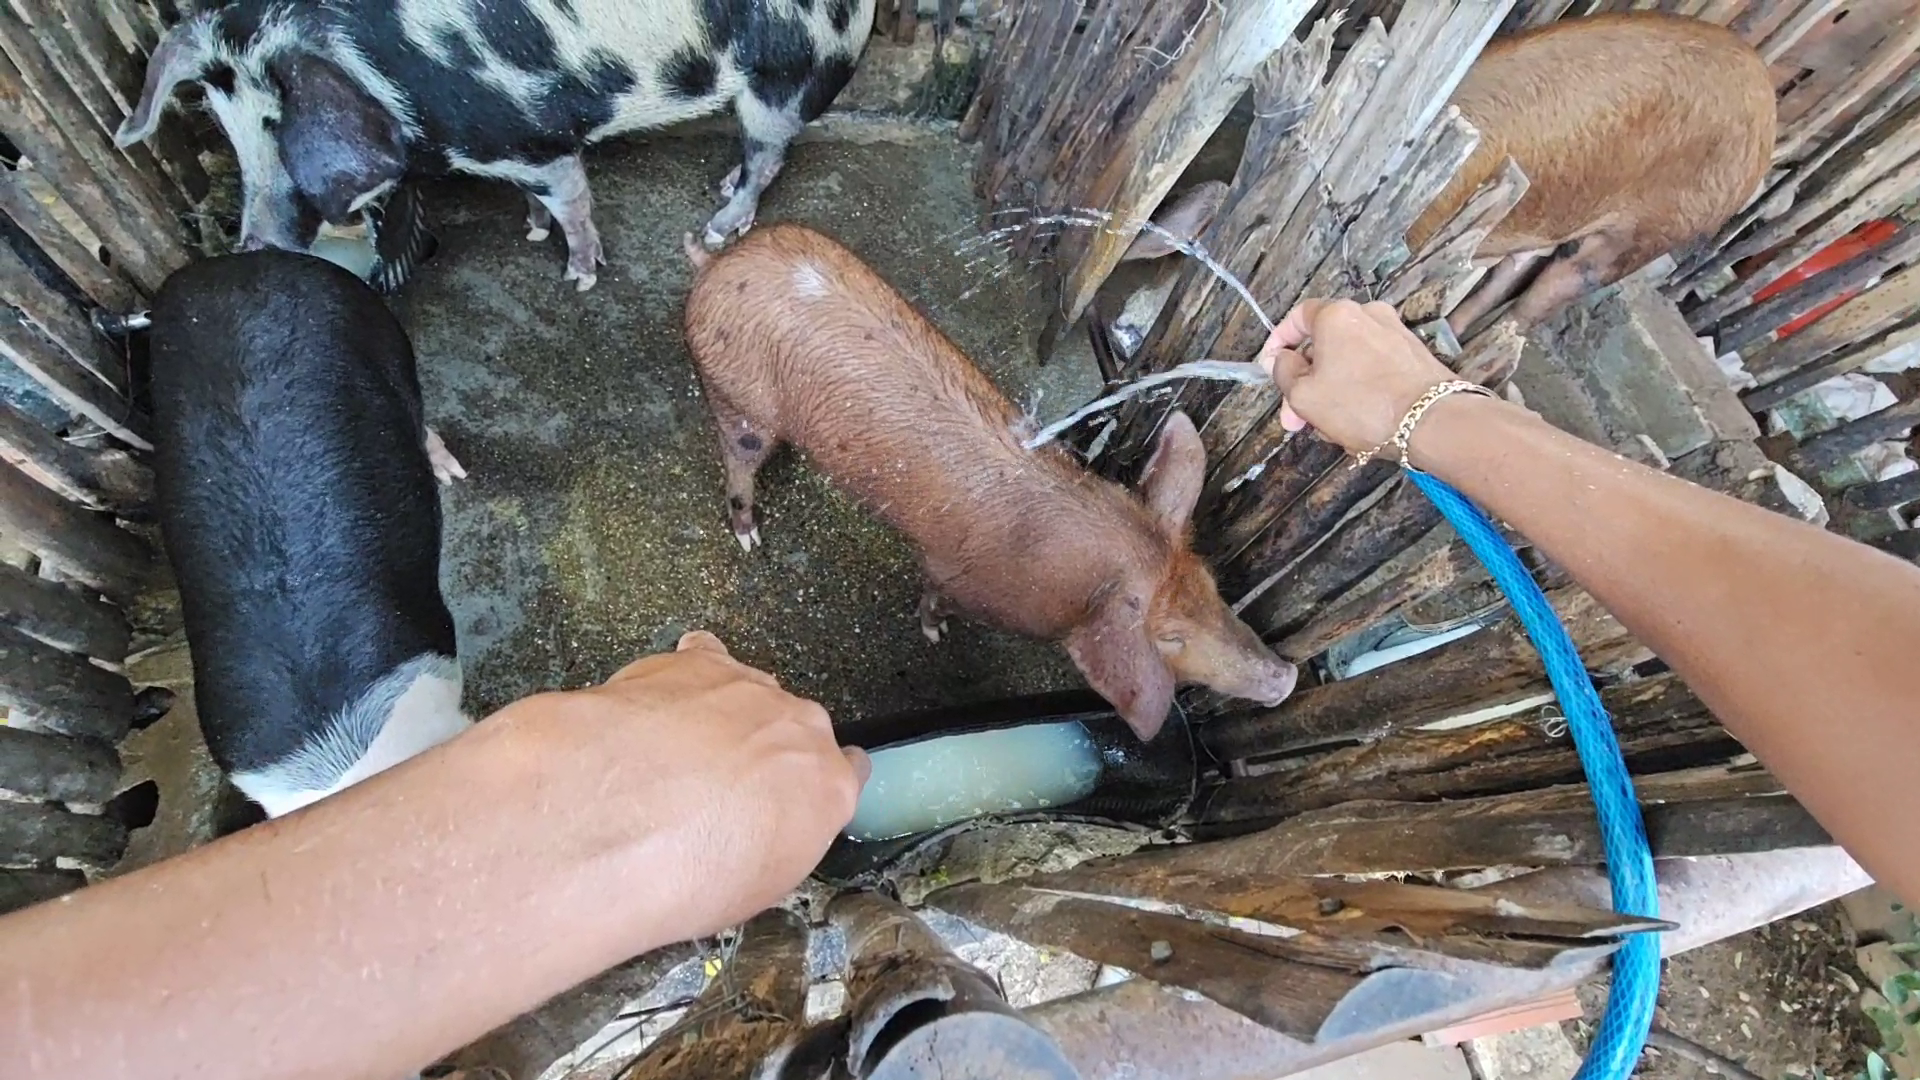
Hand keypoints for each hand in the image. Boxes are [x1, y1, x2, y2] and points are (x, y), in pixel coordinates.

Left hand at [492, 632, 868, 944]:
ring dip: (724, 718)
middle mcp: (803, 728)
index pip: (848, 772)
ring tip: (675, 755)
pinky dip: (688, 675)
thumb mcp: (753, 889)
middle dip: (766, 752)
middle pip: (798, 730)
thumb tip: (758, 839)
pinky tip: (662, 697)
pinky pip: (707, 655)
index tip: (792, 796)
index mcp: (829, 785)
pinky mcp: (704, 664)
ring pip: (752, 695)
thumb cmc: (689, 868)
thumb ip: (778, 842)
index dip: (816, 783)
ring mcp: (755, 690)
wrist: (626, 816)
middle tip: (718, 788)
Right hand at [1254, 298, 1457, 454]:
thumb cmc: (1359, 404)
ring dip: (1328, 390)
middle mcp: (1368, 314)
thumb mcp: (1302, 395)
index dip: (1277, 341)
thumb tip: (1278, 358)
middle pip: (1322, 345)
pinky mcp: (1412, 354)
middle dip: (1303, 382)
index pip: (1297, 316)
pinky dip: (1355, 389)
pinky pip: (1370, 368)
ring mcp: (1394, 333)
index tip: (1270, 366)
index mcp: (1336, 315)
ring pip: (1345, 360)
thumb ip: (1282, 372)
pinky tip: (1354, 420)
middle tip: (1294, 418)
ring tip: (1326, 426)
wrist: (1432, 422)